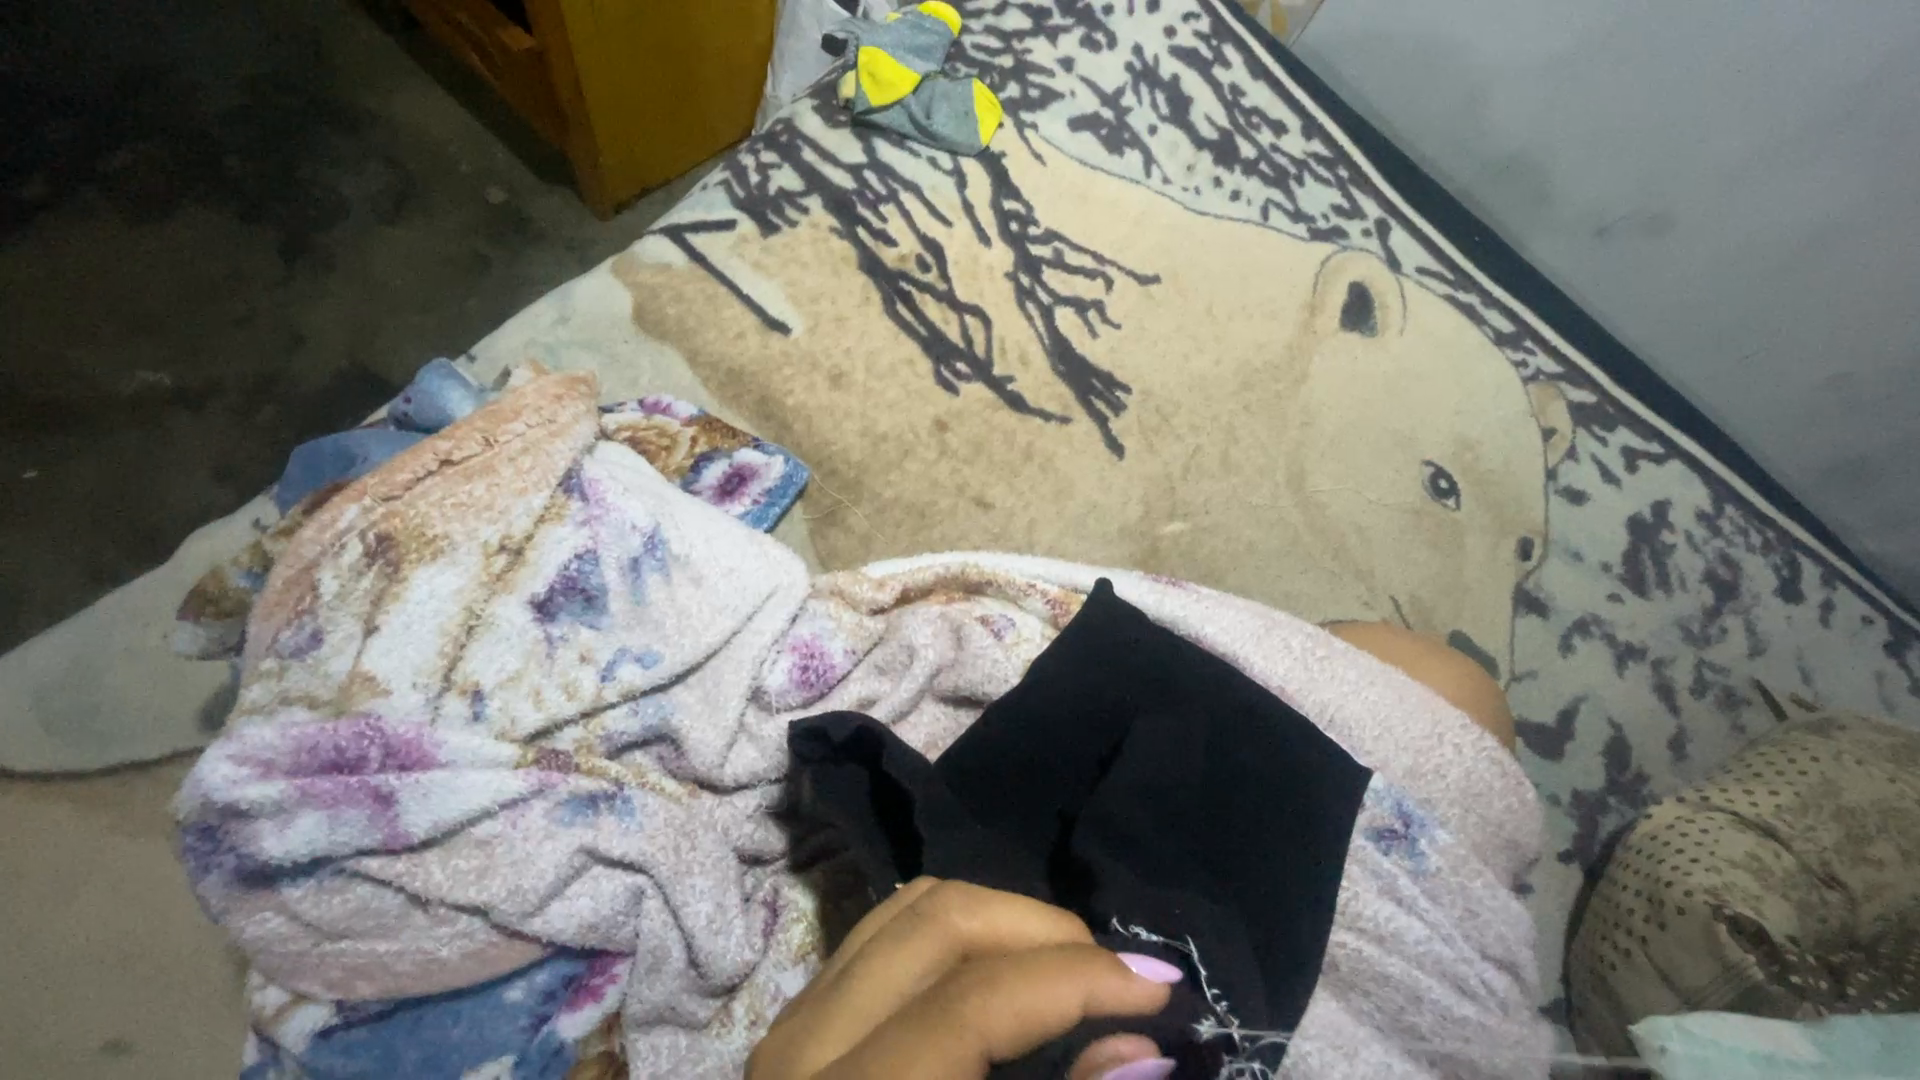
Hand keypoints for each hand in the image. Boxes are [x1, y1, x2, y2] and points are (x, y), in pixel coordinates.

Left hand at [747, 878, 1183, 1079]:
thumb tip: (1137, 1047)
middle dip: (1043, 932)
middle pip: (939, 921)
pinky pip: (888, 930)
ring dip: (1003, 921)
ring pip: (911, 908)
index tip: (1159, 987)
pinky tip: (1002, 966)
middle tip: (1113, 978)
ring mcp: (796, 1021)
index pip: (972, 1002)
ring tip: (1067, 966)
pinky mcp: (801, 1016)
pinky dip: (958, 931)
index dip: (1076, 982)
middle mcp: (807, 1044)